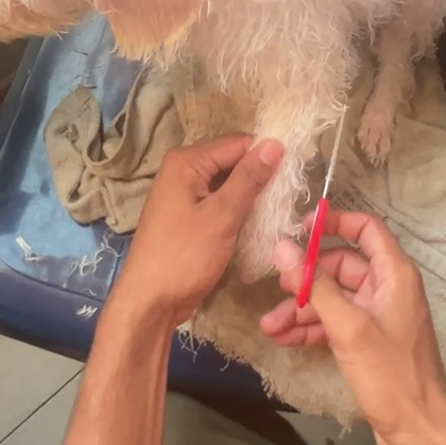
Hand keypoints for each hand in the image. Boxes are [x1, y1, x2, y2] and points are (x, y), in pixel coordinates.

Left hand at [110, 134, 283, 328]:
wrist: (150, 302)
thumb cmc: (185, 256)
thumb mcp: (222, 215)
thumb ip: (249, 178)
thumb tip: (275, 144)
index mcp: (186, 162)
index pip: (237, 143)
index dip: (265, 154)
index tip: (295, 170)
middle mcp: (182, 170)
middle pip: (231, 160)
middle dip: (258, 174)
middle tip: (289, 193)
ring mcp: (183, 193)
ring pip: (226, 182)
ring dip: (249, 193)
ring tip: (278, 207)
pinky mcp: (187, 215)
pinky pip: (218, 200)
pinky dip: (236, 208)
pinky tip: (256, 221)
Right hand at [259, 209, 445, 444]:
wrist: (420, 433)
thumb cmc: (391, 375)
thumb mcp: (348, 327)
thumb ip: (314, 285)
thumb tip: (282, 247)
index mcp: (394, 274)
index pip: (365, 228)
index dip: (334, 222)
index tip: (300, 228)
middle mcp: (387, 288)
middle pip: (340, 265)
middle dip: (305, 278)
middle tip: (275, 286)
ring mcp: (376, 315)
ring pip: (332, 297)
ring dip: (301, 309)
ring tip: (269, 326)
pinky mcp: (367, 340)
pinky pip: (334, 322)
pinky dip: (311, 328)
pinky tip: (284, 339)